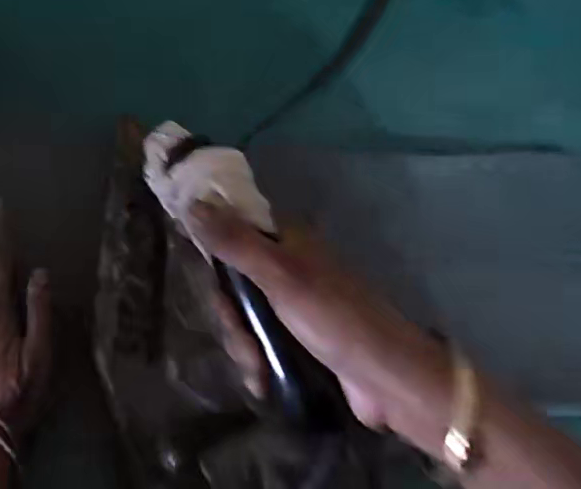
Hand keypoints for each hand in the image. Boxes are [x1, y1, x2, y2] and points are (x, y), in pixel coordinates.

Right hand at [185, 199, 448, 437]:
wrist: (389, 378)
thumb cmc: (334, 316)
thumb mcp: (279, 275)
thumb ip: (234, 241)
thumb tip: (192, 202)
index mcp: (284, 237)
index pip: (231, 230)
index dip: (214, 256)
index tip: (212, 286)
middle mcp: (285, 262)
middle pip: (233, 279)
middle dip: (231, 315)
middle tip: (241, 339)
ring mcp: (292, 301)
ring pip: (244, 313)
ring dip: (242, 343)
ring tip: (255, 369)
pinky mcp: (297, 336)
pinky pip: (260, 339)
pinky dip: (256, 358)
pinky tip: (260, 379)